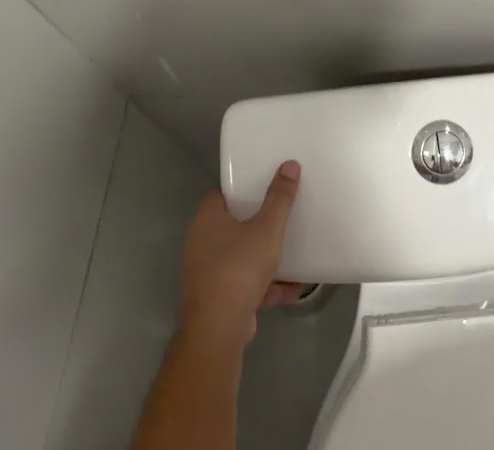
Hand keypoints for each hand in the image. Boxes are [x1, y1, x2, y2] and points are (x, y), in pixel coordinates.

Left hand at [176, 161, 303, 344]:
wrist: (218, 328)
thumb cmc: (239, 268)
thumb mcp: (267, 229)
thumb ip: (279, 199)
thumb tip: (289, 165)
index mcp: (207, 220)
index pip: (222, 193)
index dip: (243, 187)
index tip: (266, 183)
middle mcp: (201, 244)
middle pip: (231, 225)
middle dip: (257, 221)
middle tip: (282, 212)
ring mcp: (207, 273)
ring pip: (240, 256)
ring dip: (264, 257)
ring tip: (292, 249)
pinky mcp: (217, 298)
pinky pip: (245, 284)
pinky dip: (266, 285)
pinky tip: (293, 288)